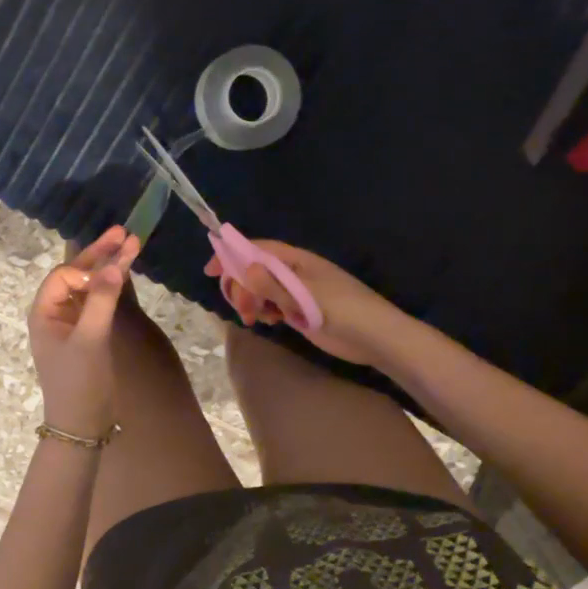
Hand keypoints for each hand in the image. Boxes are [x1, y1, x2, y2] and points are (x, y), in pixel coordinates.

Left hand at [28, 225, 140, 434]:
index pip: (64, 276)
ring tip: (132, 245)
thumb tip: (113, 264)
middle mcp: (55, 314)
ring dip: (109, 268)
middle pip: (77, 276)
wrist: (82, 426)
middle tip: (125, 232)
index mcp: (44, 313)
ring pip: (90, 287)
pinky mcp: (88, 335)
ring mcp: (72, 325)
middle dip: (100, 255)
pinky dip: (112, 288)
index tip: (111, 272)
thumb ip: (101, 301)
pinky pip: (98, 303)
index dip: (87, 269)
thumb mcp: (90, 340)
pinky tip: (126, 274)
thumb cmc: (79, 382)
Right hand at [209, 240, 395, 364]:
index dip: (231, 255)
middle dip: (240, 285)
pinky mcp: (301, 312)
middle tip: (241, 307)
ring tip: (253, 318)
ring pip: (262, 290)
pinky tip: (267, 322)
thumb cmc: (344, 310)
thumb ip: (274, 285)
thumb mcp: (307, 297)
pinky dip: (264, 311)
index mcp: (297, 261)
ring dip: (250, 301)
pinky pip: (273, 305)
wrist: (377, 338)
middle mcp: (295, 273)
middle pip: (255, 270)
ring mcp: (298, 293)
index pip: (257, 249)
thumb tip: (245, 267)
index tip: (210, 270)